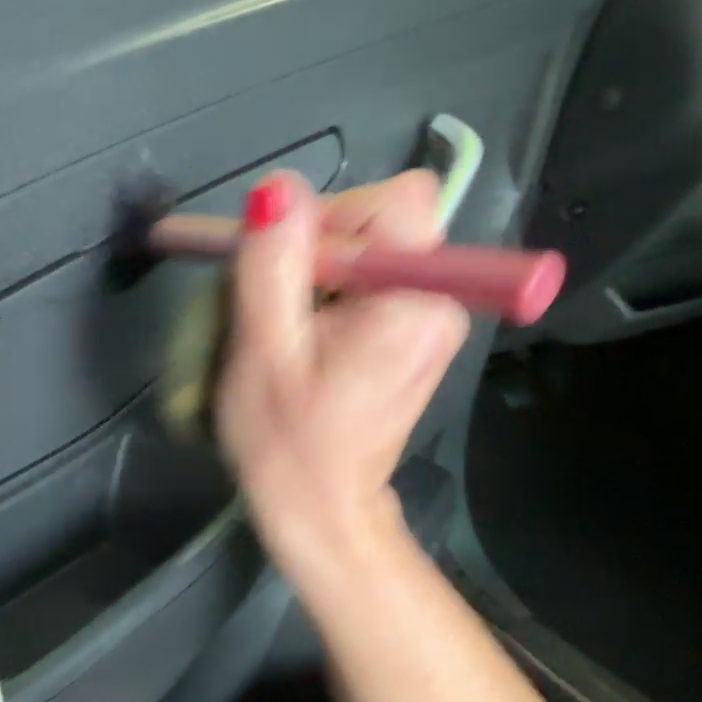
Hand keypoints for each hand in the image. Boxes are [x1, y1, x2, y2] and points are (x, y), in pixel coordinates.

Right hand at [216, 170, 469, 574]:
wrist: (320, 513)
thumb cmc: (287, 443)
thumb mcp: (263, 350)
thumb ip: (271, 264)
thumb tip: (277, 188)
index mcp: (414, 298)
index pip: (395, 198)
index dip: (332, 217)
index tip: (286, 268)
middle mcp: (438, 298)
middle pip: (380, 223)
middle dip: (316, 251)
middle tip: (273, 308)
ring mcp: (430, 319)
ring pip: (369, 253)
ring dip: (314, 278)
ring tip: (282, 333)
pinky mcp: (412, 336)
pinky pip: (369, 285)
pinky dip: (327, 300)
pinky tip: (300, 343)